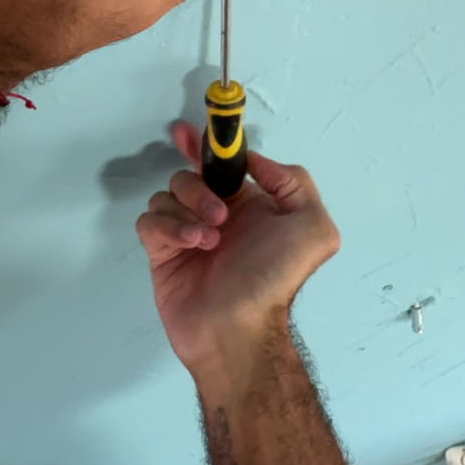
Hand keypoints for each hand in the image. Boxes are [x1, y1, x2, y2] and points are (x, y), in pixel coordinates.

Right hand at [137, 122, 340, 372]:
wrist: (238, 331)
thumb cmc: (275, 278)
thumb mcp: (313, 227)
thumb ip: (293, 181)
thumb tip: (253, 161)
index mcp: (249, 205)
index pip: (223, 164)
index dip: (206, 144)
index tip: (191, 132)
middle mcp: (216, 214)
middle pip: (191, 174)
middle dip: (200, 184)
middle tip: (221, 212)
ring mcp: (185, 233)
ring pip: (168, 193)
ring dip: (190, 210)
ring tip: (211, 240)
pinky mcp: (161, 252)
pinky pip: (151, 221)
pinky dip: (171, 228)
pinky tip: (193, 246)